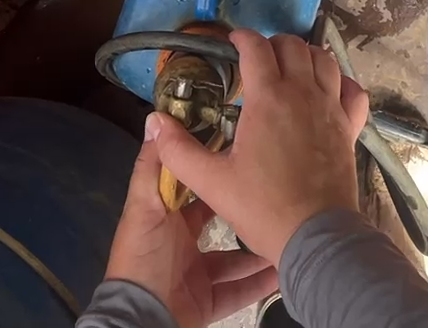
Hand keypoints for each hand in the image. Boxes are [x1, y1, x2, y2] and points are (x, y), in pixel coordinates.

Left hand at [104, 112, 279, 326]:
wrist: (141, 320)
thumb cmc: (144, 255)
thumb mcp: (145, 205)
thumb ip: (152, 165)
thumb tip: (154, 118)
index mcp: (165, 215)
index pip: (195, 185)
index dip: (216, 168)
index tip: (244, 148)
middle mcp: (182, 241)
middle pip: (218, 219)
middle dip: (243, 206)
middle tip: (274, 189)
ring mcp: (196, 273)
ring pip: (234, 257)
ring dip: (257, 246)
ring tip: (286, 229)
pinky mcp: (208, 301)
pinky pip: (238, 289)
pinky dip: (259, 281)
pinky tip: (282, 267)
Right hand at [153, 31, 369, 265]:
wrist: (315, 238)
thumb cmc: (263, 208)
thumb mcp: (212, 182)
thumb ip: (178, 151)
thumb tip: (155, 121)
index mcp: (268, 98)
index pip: (256, 47)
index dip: (242, 38)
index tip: (232, 43)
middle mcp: (302, 92)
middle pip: (292, 45)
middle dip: (273, 44)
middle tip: (258, 61)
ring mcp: (331, 108)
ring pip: (324, 60)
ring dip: (306, 56)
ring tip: (291, 69)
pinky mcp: (350, 127)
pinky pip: (354, 91)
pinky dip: (342, 83)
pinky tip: (330, 91)